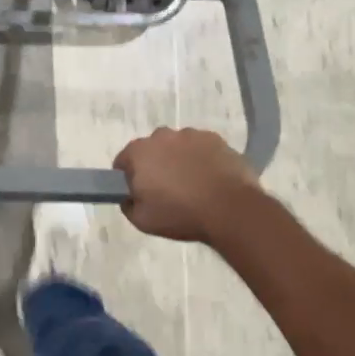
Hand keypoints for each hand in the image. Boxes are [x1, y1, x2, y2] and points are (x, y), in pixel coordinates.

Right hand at [112, 127, 261, 242]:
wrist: (231, 209)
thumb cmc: (180, 214)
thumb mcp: (142, 221)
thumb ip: (128, 205)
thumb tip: (129, 196)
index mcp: (139, 153)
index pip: (123, 162)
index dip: (129, 179)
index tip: (140, 194)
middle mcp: (161, 136)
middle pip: (151, 150)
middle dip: (155, 166)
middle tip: (166, 190)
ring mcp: (191, 135)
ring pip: (177, 147)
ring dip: (179, 160)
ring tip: (192, 185)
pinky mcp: (215, 139)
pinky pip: (200, 148)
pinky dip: (201, 159)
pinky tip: (210, 179)